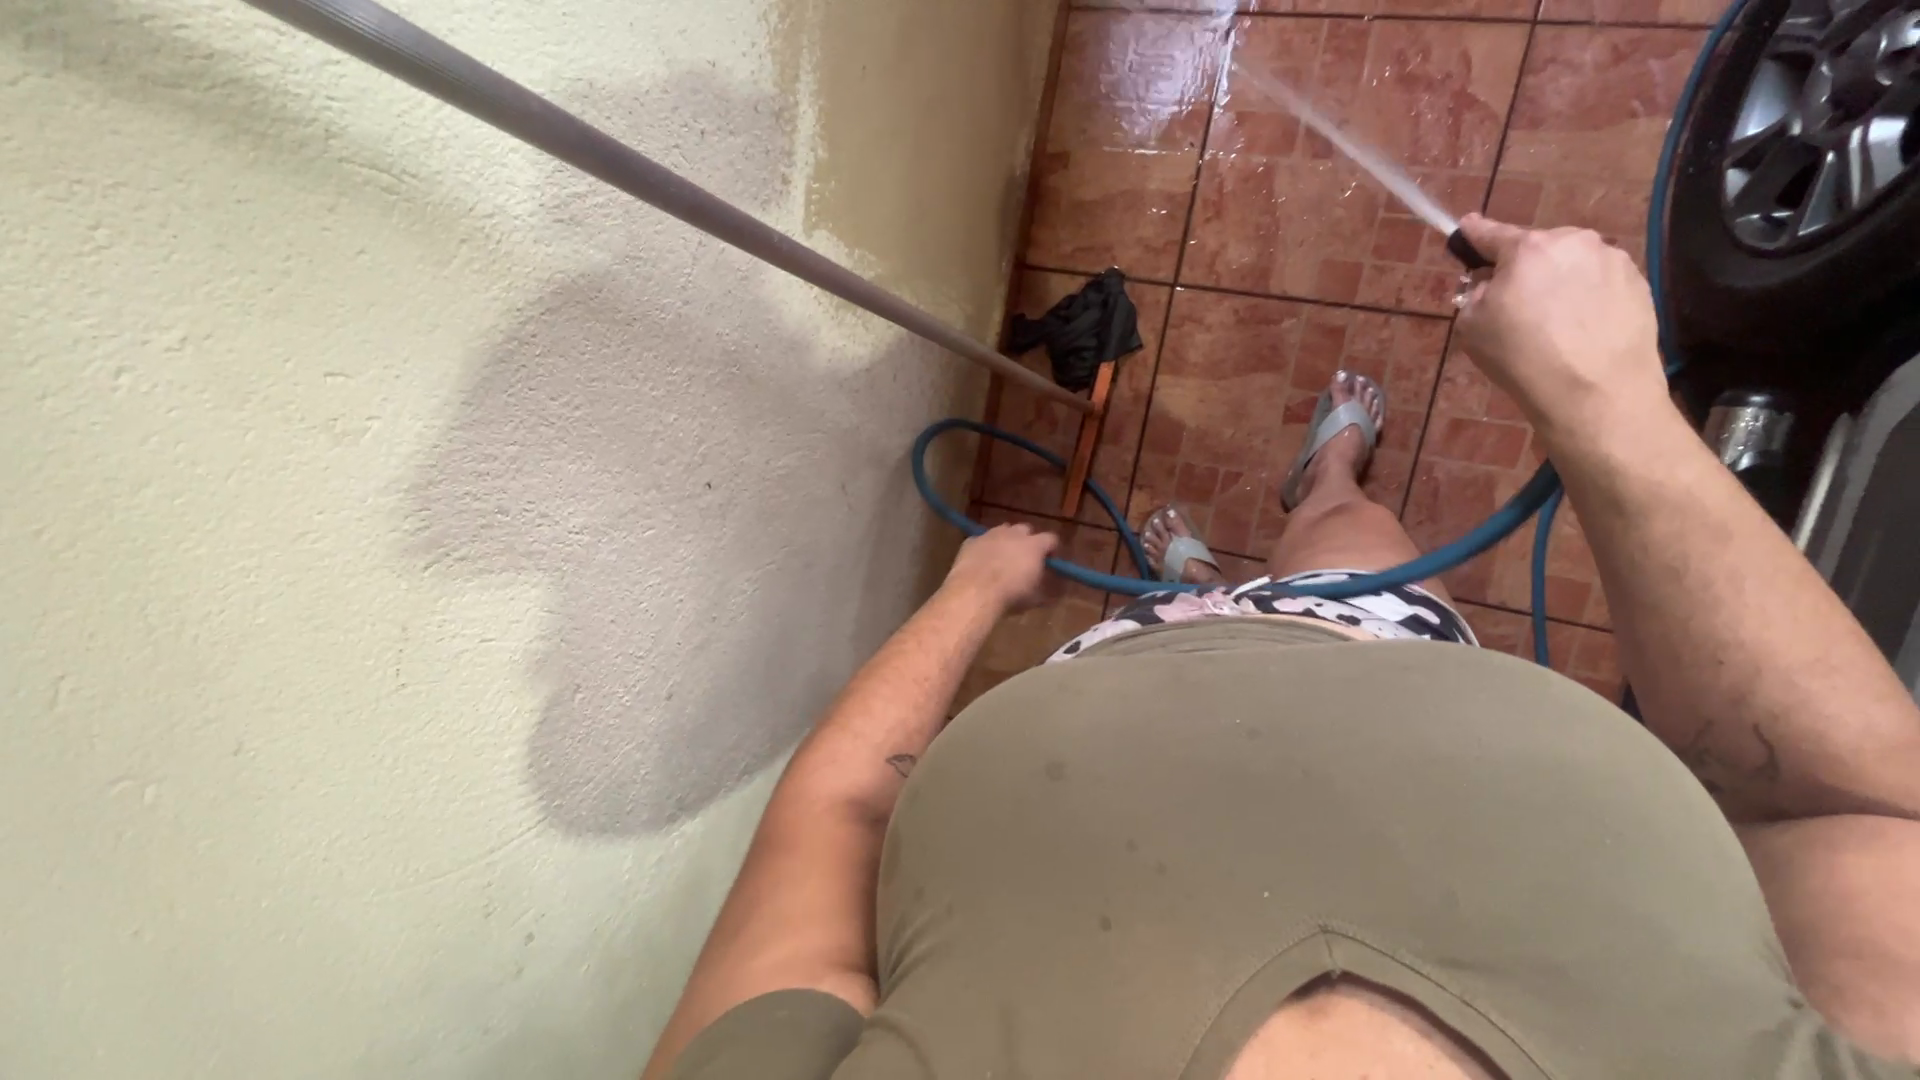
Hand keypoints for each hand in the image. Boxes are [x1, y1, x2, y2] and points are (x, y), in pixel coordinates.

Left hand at [943, 524, 1058, 612]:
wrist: (974, 593)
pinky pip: (981, 541)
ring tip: (1001, 559)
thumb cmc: (1010, 595)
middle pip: (1025, 530)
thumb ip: (1046, 589)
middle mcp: (1013, 534)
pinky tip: (980, 562)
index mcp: (1034, 545)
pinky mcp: (971, 541)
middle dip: (1027, 541)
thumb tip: (1054, 590)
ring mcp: (990, 534)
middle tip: (1024, 559)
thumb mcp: (1035, 598)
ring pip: (1002, 531)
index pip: (1051, 539)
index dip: (1051, 549)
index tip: (1049, 561)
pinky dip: (984, 548)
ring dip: (1005, 541)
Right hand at [1454, 214, 1670, 449]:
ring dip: (1556, 282)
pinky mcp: (1639, 283)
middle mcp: (1575, 243)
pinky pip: (1599, 282)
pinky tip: (1579, 330)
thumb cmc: (1521, 356)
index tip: (1466, 226)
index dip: (1474, 232)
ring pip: (1571, 264)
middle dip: (1523, 267)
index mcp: (1529, 248)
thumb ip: (1476, 293)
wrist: (1595, 389)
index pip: (1492, 233)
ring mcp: (1613, 260)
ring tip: (1552, 323)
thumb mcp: (1472, 326)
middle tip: (1513, 304)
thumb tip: (1491, 282)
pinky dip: (1585, 298)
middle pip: (1538, 248)